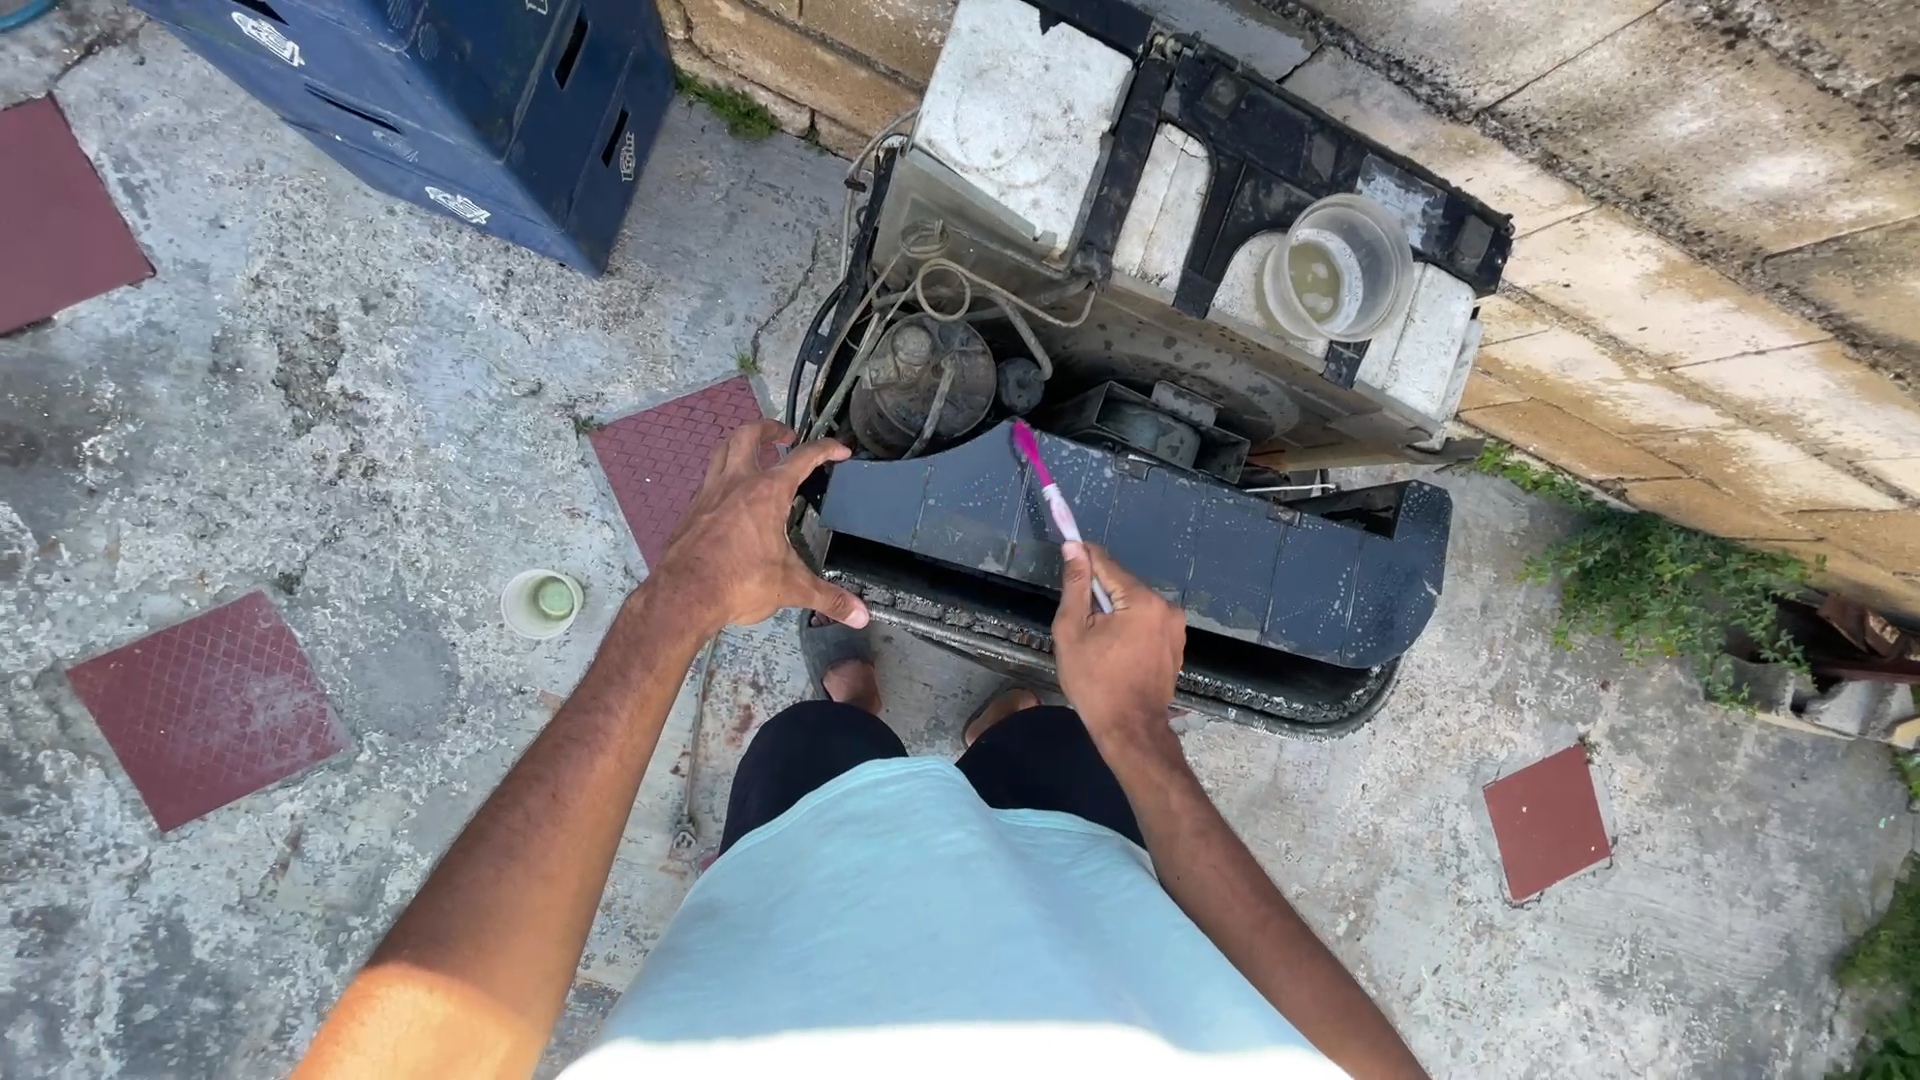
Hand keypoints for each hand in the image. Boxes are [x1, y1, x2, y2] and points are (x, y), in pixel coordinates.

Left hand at [648, 420, 868, 634]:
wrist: (683, 596)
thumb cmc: (739, 582)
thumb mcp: (791, 588)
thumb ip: (828, 598)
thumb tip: (861, 615)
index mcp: (767, 493)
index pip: (803, 458)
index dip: (826, 449)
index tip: (840, 450)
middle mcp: (737, 483)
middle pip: (750, 435)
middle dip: (771, 428)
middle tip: (786, 435)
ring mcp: (709, 494)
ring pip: (723, 449)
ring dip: (741, 443)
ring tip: (755, 450)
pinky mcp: (692, 511)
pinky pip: (709, 479)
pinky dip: (723, 475)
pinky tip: (730, 494)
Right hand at [1052, 542, 1184, 757]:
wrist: (1130, 729)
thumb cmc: (1095, 682)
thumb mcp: (1073, 631)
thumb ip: (1074, 586)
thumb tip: (1074, 547)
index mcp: (1142, 600)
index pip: (1106, 563)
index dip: (1083, 557)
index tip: (1065, 548)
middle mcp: (1166, 606)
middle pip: (1121, 585)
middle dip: (1098, 595)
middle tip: (1076, 620)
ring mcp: (1176, 627)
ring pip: (1133, 604)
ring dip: (1113, 612)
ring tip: (1095, 641)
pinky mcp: (1176, 644)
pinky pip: (1146, 622)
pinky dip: (1128, 627)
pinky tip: (1114, 651)